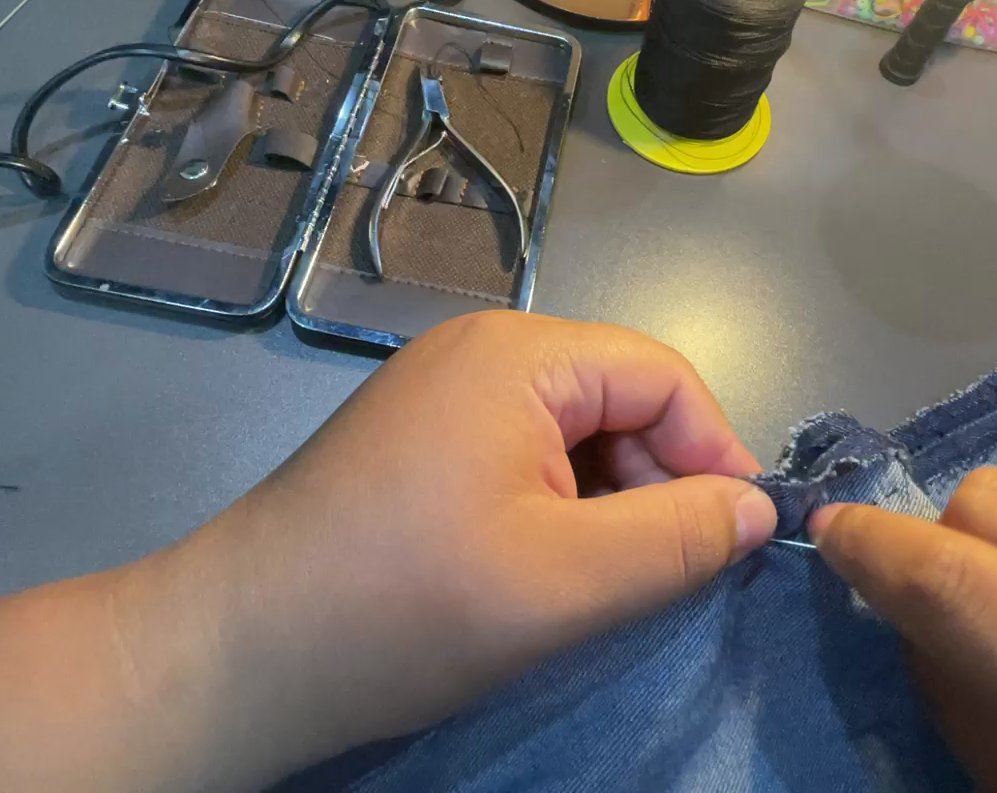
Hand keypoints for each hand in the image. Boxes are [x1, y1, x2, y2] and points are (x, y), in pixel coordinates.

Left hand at [123, 311, 777, 786]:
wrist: (240, 650)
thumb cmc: (403, 605)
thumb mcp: (563, 582)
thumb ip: (678, 538)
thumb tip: (757, 506)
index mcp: (519, 354)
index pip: (658, 374)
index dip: (710, 448)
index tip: (733, 534)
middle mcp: (484, 347)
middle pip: (616, 393)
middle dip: (657, 474)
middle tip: (660, 566)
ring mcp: (448, 384)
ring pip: (575, 423)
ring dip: (610, 492)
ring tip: (599, 570)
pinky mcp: (426, 426)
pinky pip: (527, 444)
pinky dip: (560, 496)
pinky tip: (546, 553)